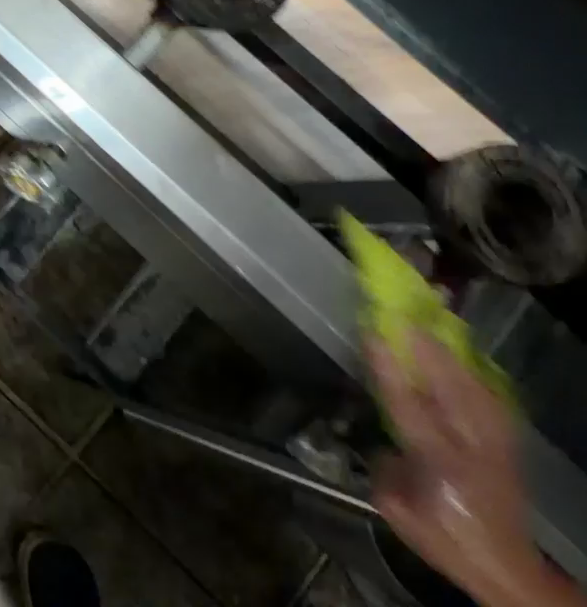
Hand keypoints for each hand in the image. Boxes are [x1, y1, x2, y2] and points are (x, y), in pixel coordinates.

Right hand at [367, 331, 552, 606]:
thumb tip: (390, 443)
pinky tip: (462, 362)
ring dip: (455, 357)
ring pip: (479, 392)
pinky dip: (475, 378)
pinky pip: (492, 404)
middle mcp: (474, 449)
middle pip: (454, 390)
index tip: (374, 331)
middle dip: (429, 350)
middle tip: (406, 313)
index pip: (410, 404)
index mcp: (440, 464)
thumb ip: (390, 466)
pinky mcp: (509, 450)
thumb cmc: (441, 540)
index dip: (391, 366)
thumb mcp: (395, 507)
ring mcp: (498, 448)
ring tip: (434, 326)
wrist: (508, 570)